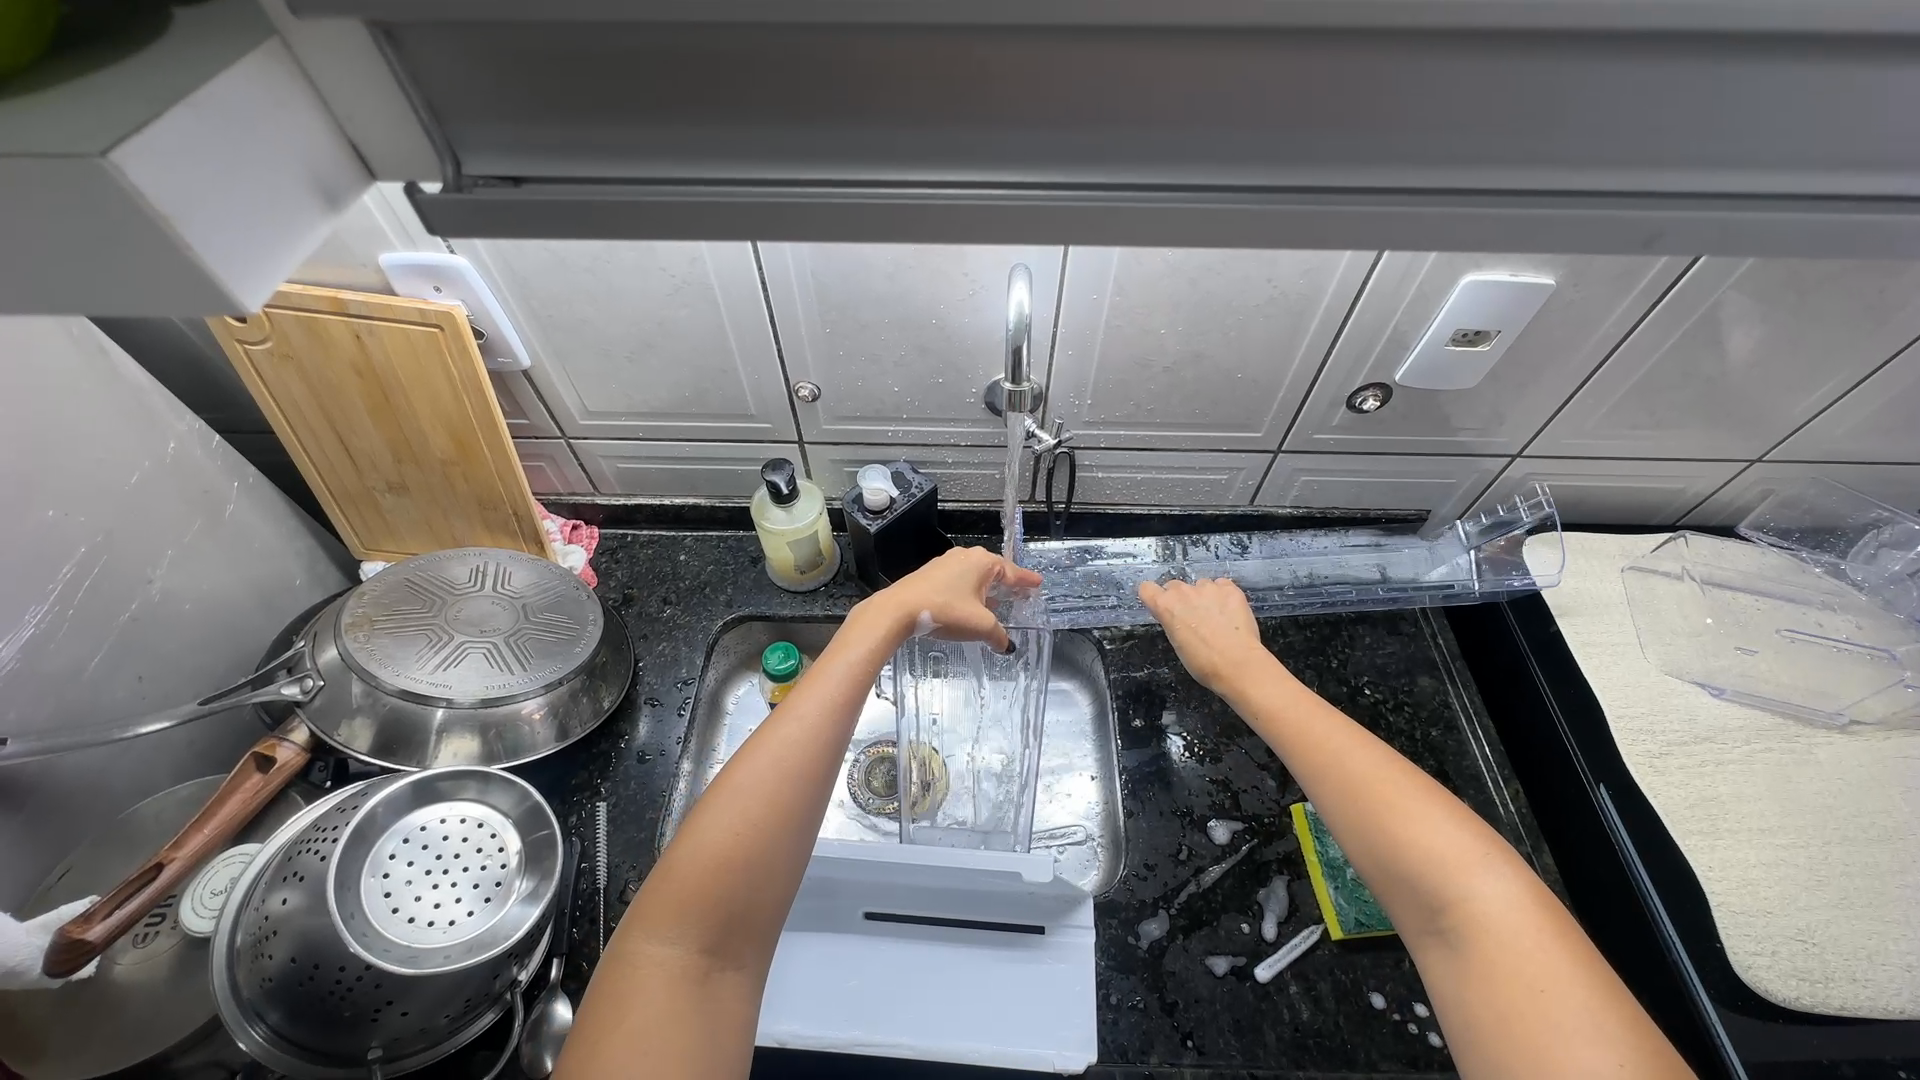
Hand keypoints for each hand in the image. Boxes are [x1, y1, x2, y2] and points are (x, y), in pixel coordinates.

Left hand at [860, 547, 1041, 653]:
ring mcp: (946, 563)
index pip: (1012, 572)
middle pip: (994, 570)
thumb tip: (1006, 645)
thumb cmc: (945, 611)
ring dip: (987, 590)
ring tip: (997, 604)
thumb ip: (998, 635)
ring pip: (975, 576)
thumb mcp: (980, 626)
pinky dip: (970, 592)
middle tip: (1020, 593)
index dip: (1026, 580)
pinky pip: (959, 580)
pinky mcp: (931, 574)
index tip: (1038, 583)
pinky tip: (969, 606)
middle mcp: (966, 556)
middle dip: (1007, 583)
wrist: (899, 610)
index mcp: (983, 562)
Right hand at [1137, 578, 1279, 696]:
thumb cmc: (1203, 662)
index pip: (1147, 589)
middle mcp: (1183, 592)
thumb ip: (1173, 622)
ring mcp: (1207, 587)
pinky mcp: (1230, 588)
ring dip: (1205, 596)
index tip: (1162, 606)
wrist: (1237, 664)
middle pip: (1174, 586)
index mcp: (1165, 606)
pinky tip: (1230, 612)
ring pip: (1200, 585)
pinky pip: (1222, 585)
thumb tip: (1180, 618)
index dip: (1154, 596)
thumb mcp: (1176, 643)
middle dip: (1181, 598)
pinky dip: (1224, 595)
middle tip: (1193, 617)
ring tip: (1217, 617)